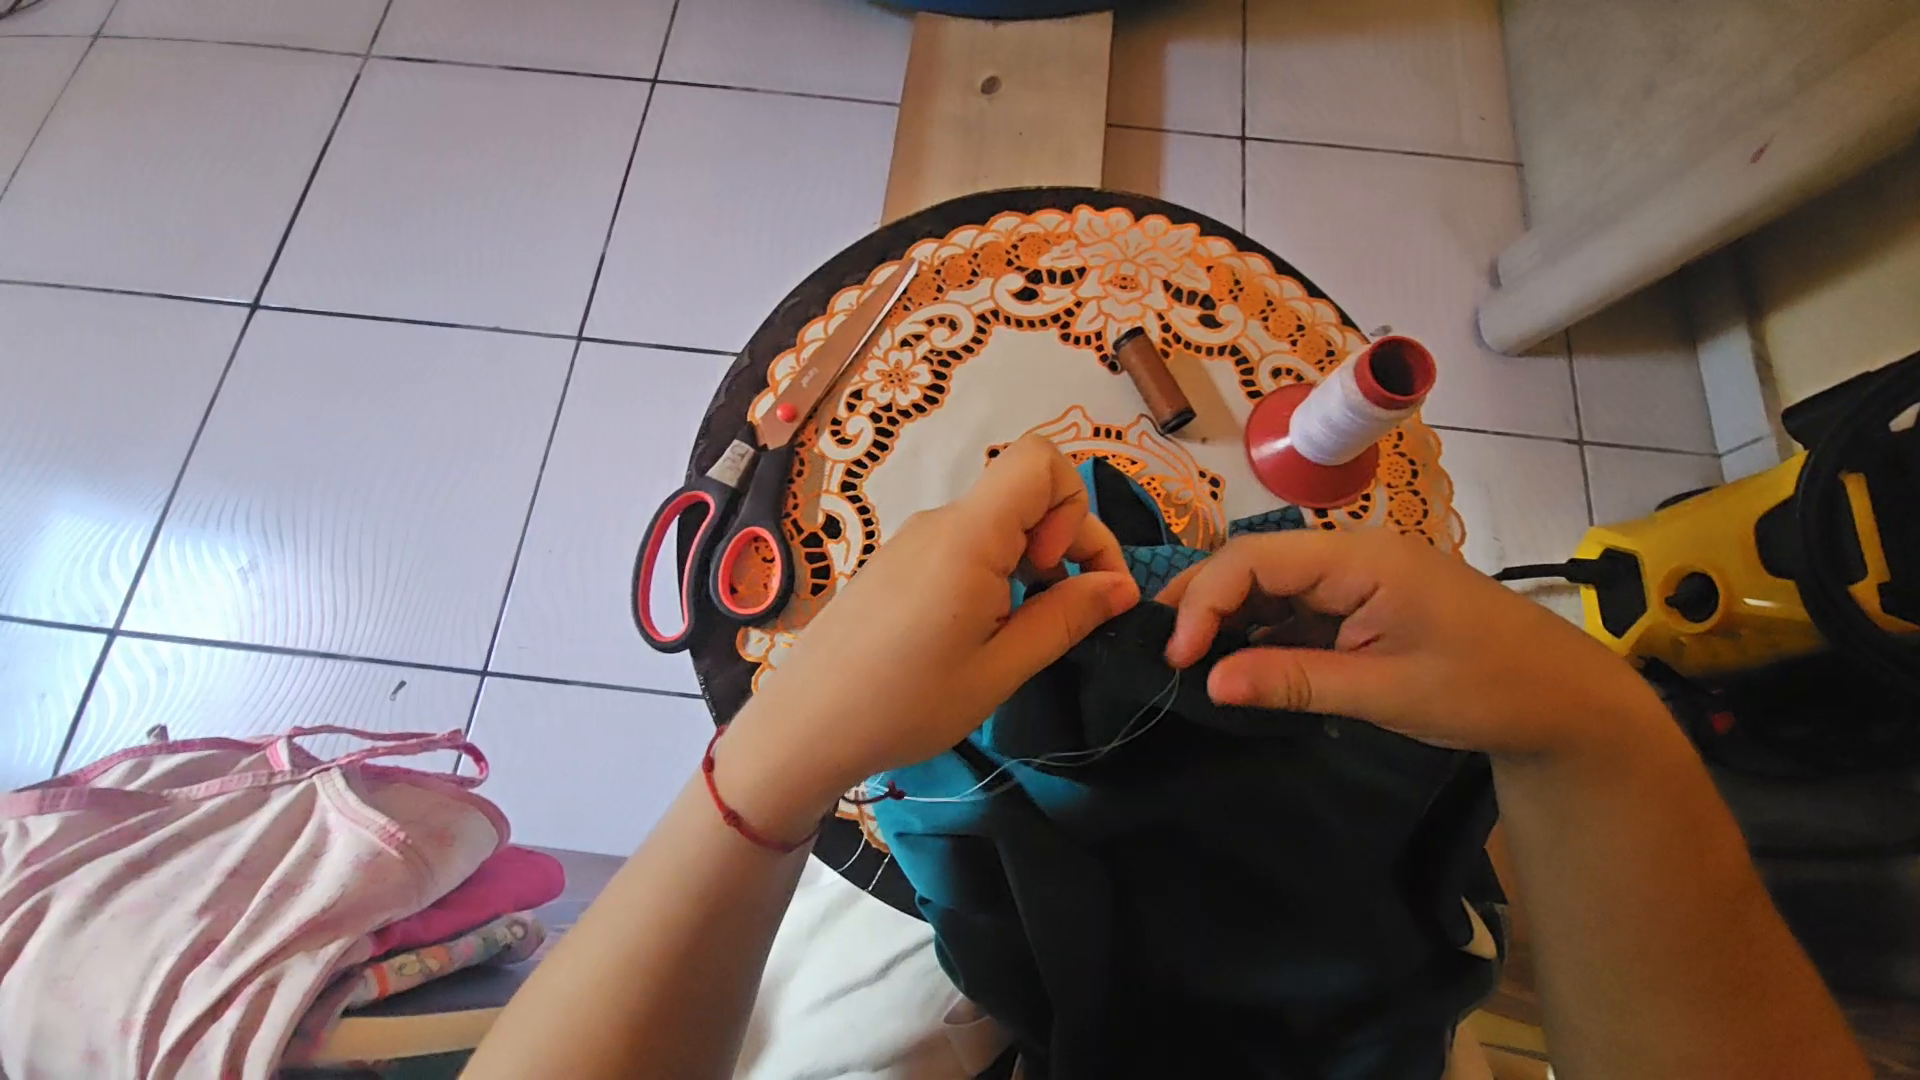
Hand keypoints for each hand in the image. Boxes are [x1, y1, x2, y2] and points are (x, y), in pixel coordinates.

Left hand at [718, 436, 1141, 839]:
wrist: (806, 724)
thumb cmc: (907, 703)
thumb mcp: (1000, 668)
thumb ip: (1066, 618)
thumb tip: (1123, 586)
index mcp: (970, 535)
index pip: (1039, 459)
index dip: (1072, 505)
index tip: (1058, 570)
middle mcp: (942, 522)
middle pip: (1026, 495)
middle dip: (1066, 543)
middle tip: (1065, 617)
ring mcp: (915, 540)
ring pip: (998, 524)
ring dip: (1030, 564)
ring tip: (1018, 633)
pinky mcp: (899, 562)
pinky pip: (966, 546)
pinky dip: (995, 573)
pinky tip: (980, 631)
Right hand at [1158, 528, 1668, 757]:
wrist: (1569, 704)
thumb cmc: (1489, 690)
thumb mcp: (1386, 691)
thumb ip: (1293, 680)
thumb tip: (1208, 682)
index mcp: (1360, 558)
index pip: (1254, 560)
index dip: (1204, 600)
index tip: (1179, 657)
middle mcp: (1348, 555)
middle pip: (1252, 563)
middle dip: (1202, 602)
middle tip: (1164, 651)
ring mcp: (1351, 577)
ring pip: (1265, 585)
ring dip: (1224, 618)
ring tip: (1186, 658)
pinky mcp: (1355, 602)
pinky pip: (1290, 608)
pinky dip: (1257, 634)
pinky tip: (1234, 661)